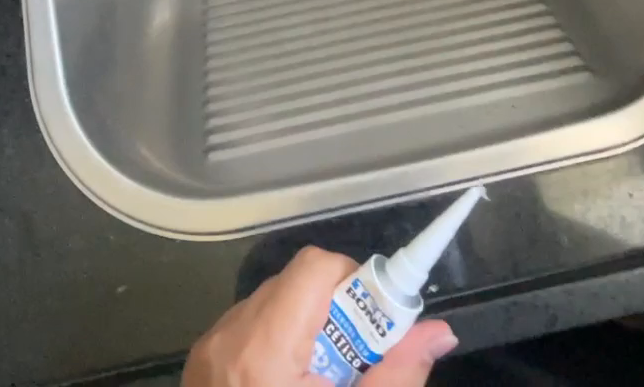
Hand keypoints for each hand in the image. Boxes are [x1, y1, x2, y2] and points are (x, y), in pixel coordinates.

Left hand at [183, 247, 457, 386]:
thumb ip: (395, 376)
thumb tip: (440, 331)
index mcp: (262, 351)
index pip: (314, 267)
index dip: (354, 283)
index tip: (377, 325)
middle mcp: (229, 334)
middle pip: (296, 281)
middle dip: (338, 309)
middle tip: (359, 359)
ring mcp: (211, 344)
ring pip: (276, 299)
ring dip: (311, 325)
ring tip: (327, 378)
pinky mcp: (203, 357)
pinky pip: (253, 323)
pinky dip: (282, 340)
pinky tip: (294, 383)